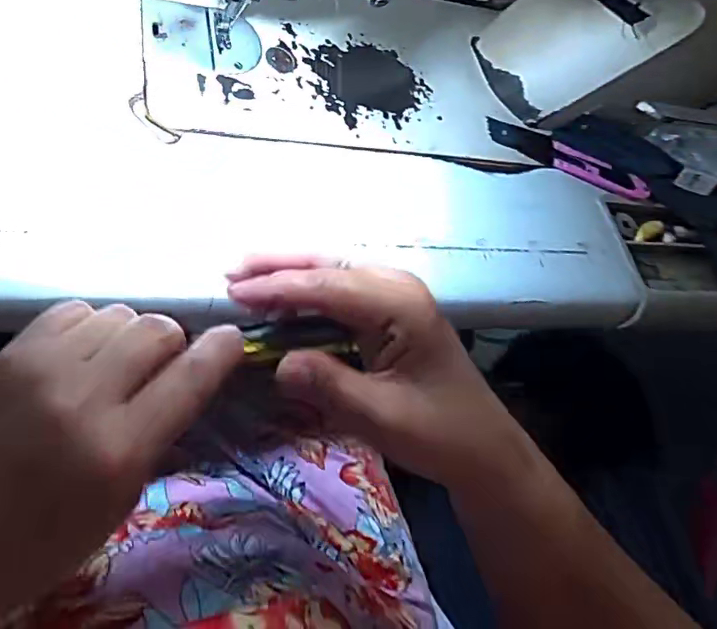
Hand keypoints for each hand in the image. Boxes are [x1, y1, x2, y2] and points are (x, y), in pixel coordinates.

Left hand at [0, 302, 246, 624]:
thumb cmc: (48, 536)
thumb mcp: (120, 500)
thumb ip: (157, 432)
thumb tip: (188, 375)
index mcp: (116, 450)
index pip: (187, 378)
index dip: (219, 351)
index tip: (232, 338)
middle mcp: (82, 396)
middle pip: (154, 329)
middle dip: (170, 342)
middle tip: (159, 366)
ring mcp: (43, 364)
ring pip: (117, 312)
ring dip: (128, 334)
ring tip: (113, 363)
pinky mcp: (15, 348)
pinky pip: (75, 309)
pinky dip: (89, 326)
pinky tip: (80, 352)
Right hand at [227, 256, 530, 486]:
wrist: (485, 452)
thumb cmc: (440, 434)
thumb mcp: (384, 418)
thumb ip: (331, 386)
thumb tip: (278, 363)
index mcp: (399, 303)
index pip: (325, 285)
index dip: (276, 287)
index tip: (234, 293)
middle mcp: (393, 284)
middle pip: (323, 264)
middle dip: (275, 266)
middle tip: (231, 274)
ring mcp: (390, 291)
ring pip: (326, 269)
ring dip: (284, 273)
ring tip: (243, 278)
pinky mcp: (384, 305)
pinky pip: (334, 286)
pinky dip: (301, 288)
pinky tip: (277, 297)